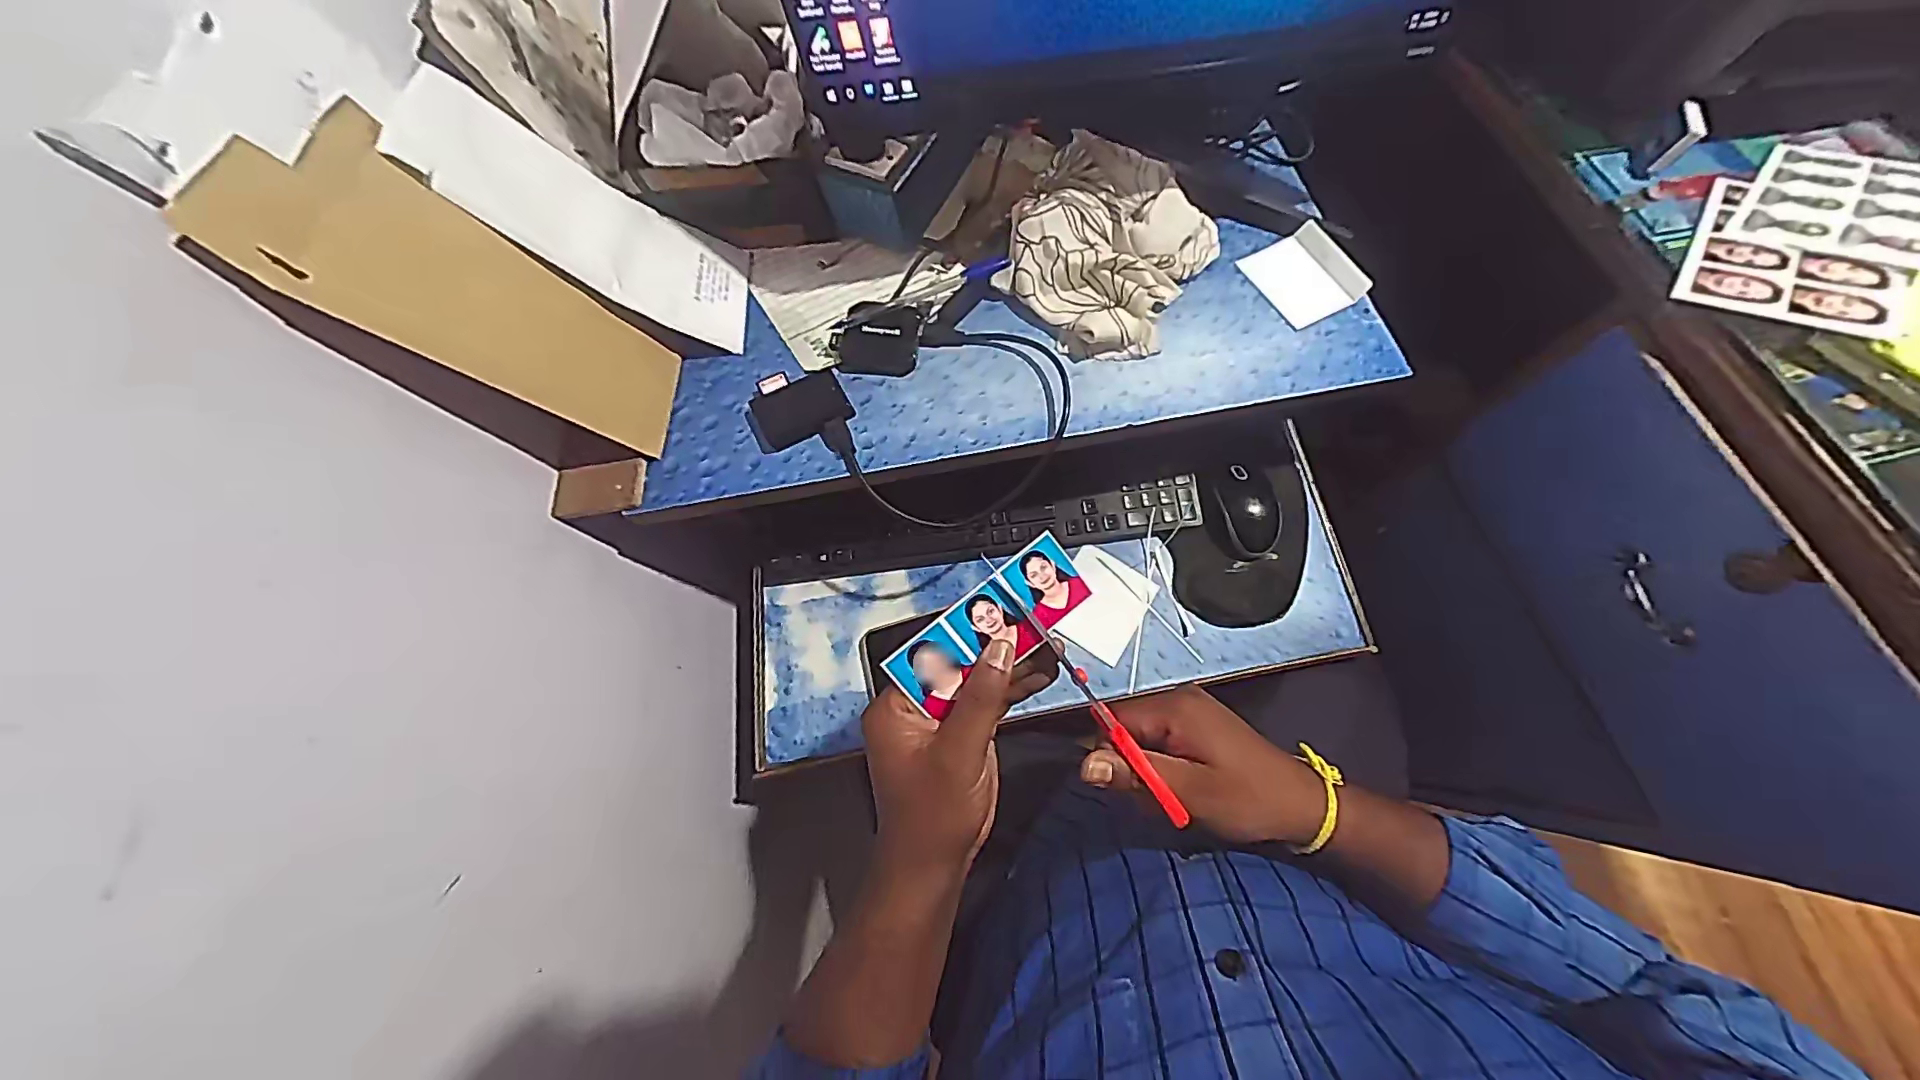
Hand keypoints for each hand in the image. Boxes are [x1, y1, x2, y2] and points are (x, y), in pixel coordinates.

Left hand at [862, 638, 1058, 872]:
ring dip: (1011, 664)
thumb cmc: (931, 820)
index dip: (969, 629)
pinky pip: (986, 700)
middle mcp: (914, 706)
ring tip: (1045, 643)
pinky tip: (1037, 672)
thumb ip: (980, 696)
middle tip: (1030, 621)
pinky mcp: (960, 732)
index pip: (934, 653)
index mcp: (897, 705)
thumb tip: (998, 648)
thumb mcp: (959, 752)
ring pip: (977, 679)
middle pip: (959, 662)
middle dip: (996, 644)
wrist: (935, 866)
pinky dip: (1011, 688)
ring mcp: (939, 719)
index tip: (999, 610)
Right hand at [1080, 685, 1328, 844]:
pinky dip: (1162, 767)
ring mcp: (1187, 708)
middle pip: (1123, 727)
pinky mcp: (1194, 723)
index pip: (1110, 719)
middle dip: (1132, 765)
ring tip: (1177, 794)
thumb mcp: (1189, 793)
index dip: (1110, 754)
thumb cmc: (1248, 799)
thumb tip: (1085, 764)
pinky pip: (1157, 740)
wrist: (1302, 807)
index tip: (1130, 786)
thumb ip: (1136, 774)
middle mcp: (1176, 698)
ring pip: (1138, 737)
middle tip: (1162, 796)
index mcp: (1173, 706)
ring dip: (1148, 770)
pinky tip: (1184, 787)